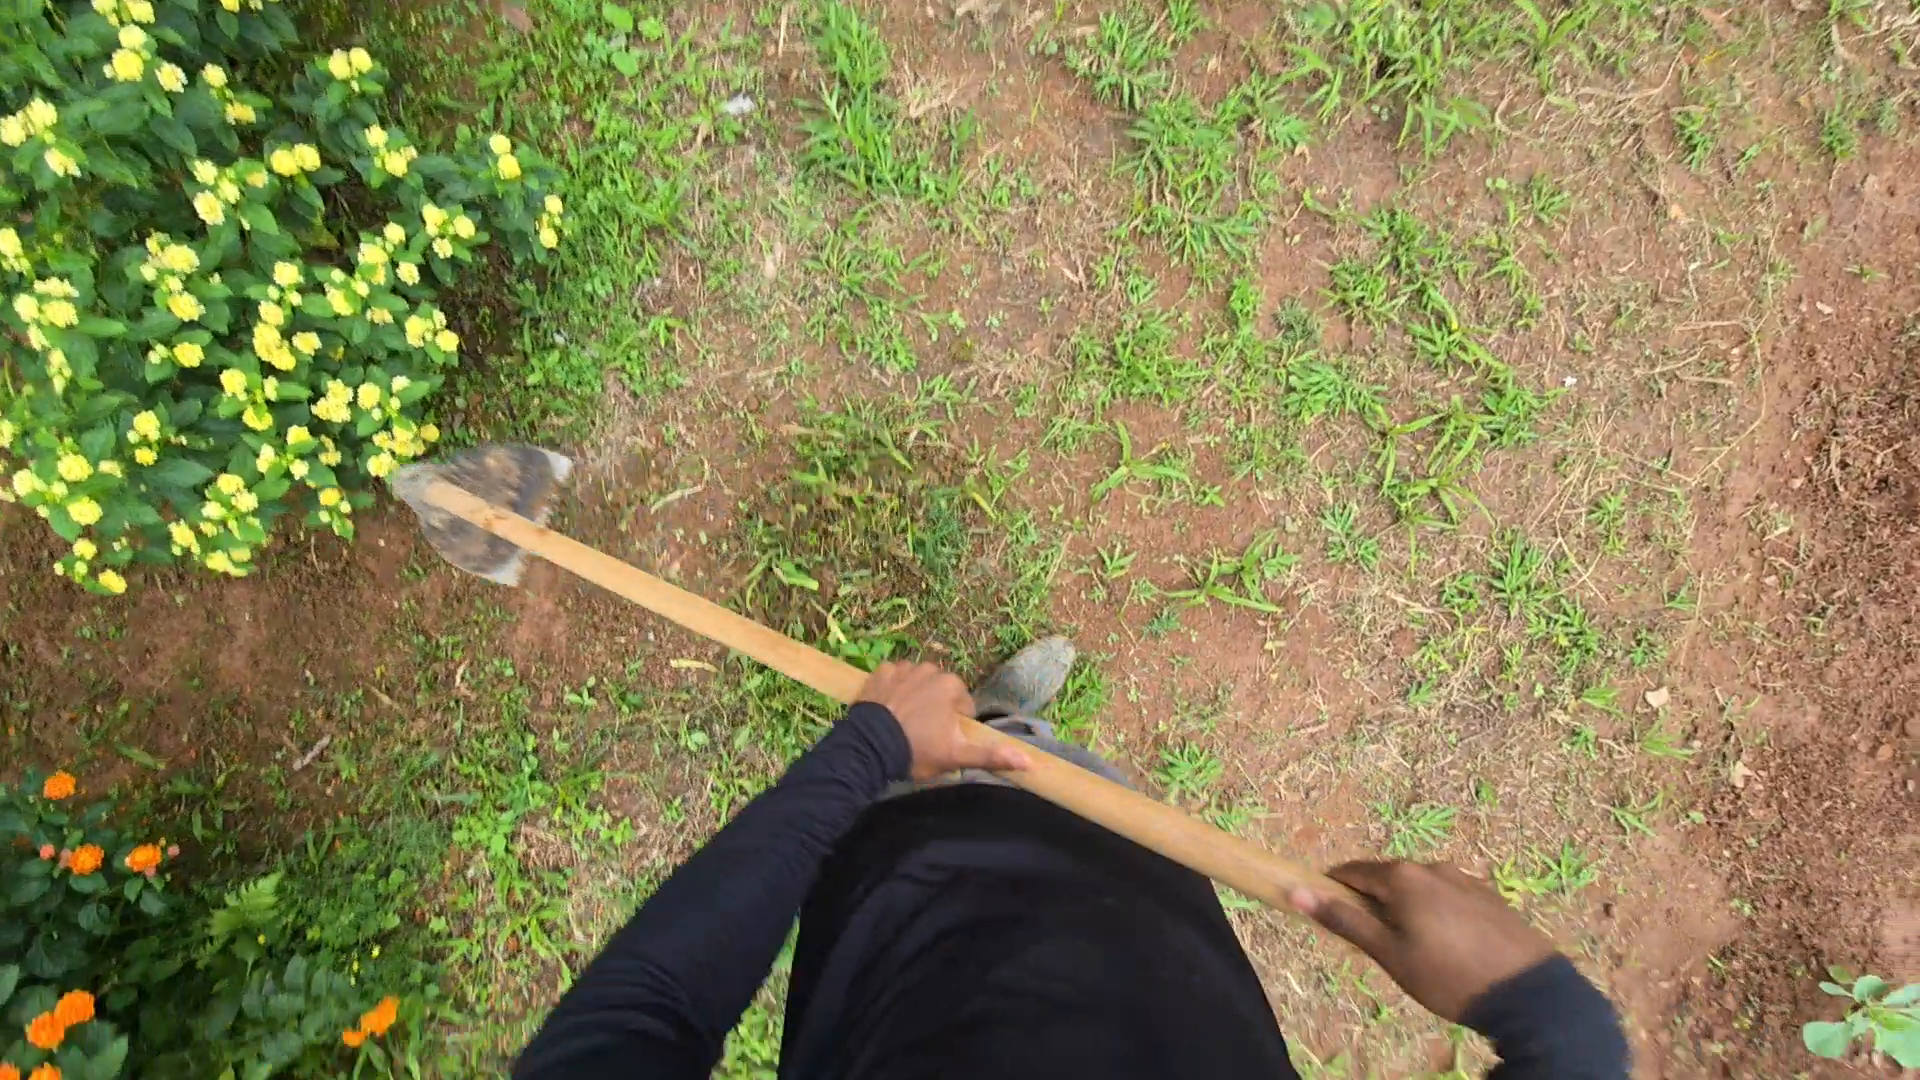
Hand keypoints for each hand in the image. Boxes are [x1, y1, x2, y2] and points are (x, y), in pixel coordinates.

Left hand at [857, 661, 1029, 780]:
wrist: (869, 747)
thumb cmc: (917, 750)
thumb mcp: (956, 757)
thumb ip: (991, 756)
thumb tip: (1028, 761)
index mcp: (952, 685)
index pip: (963, 706)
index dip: (954, 726)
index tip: (941, 741)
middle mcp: (929, 668)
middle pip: (940, 692)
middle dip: (935, 709)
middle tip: (922, 734)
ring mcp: (902, 668)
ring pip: (917, 683)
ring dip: (914, 698)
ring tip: (904, 723)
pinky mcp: (879, 672)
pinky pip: (892, 678)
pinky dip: (892, 691)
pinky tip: (887, 709)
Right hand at [1290, 861, 1555, 1022]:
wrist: (1538, 1001)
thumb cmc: (1451, 976)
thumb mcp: (1390, 955)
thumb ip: (1344, 921)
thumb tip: (1297, 891)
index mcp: (1401, 875)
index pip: (1351, 871)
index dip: (1335, 890)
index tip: (1334, 915)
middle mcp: (1431, 866)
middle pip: (1387, 878)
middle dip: (1376, 902)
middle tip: (1380, 942)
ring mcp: (1465, 880)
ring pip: (1420, 888)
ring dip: (1409, 908)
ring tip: (1421, 949)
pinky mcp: (1492, 898)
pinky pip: (1450, 898)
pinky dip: (1440, 914)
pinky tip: (1454, 948)